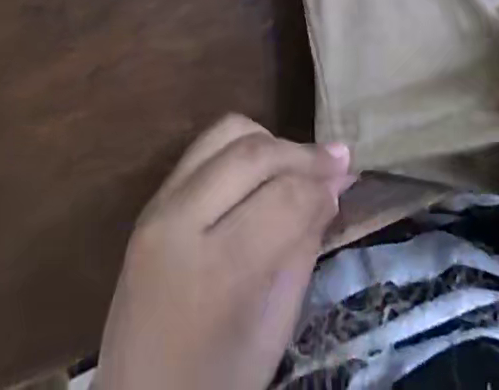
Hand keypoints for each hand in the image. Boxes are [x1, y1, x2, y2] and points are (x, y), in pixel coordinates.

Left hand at [95, 115, 355, 389]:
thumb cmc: (217, 378)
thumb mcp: (274, 328)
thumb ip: (303, 249)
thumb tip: (334, 186)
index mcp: (215, 270)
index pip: (285, 197)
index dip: (323, 183)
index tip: (348, 178)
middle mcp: (178, 222)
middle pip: (253, 153)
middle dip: (303, 152)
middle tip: (339, 160)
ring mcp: (157, 206)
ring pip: (225, 133)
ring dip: (270, 142)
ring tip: (298, 167)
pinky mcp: (150, 201)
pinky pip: (203, 149)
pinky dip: (241, 148)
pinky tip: (263, 173)